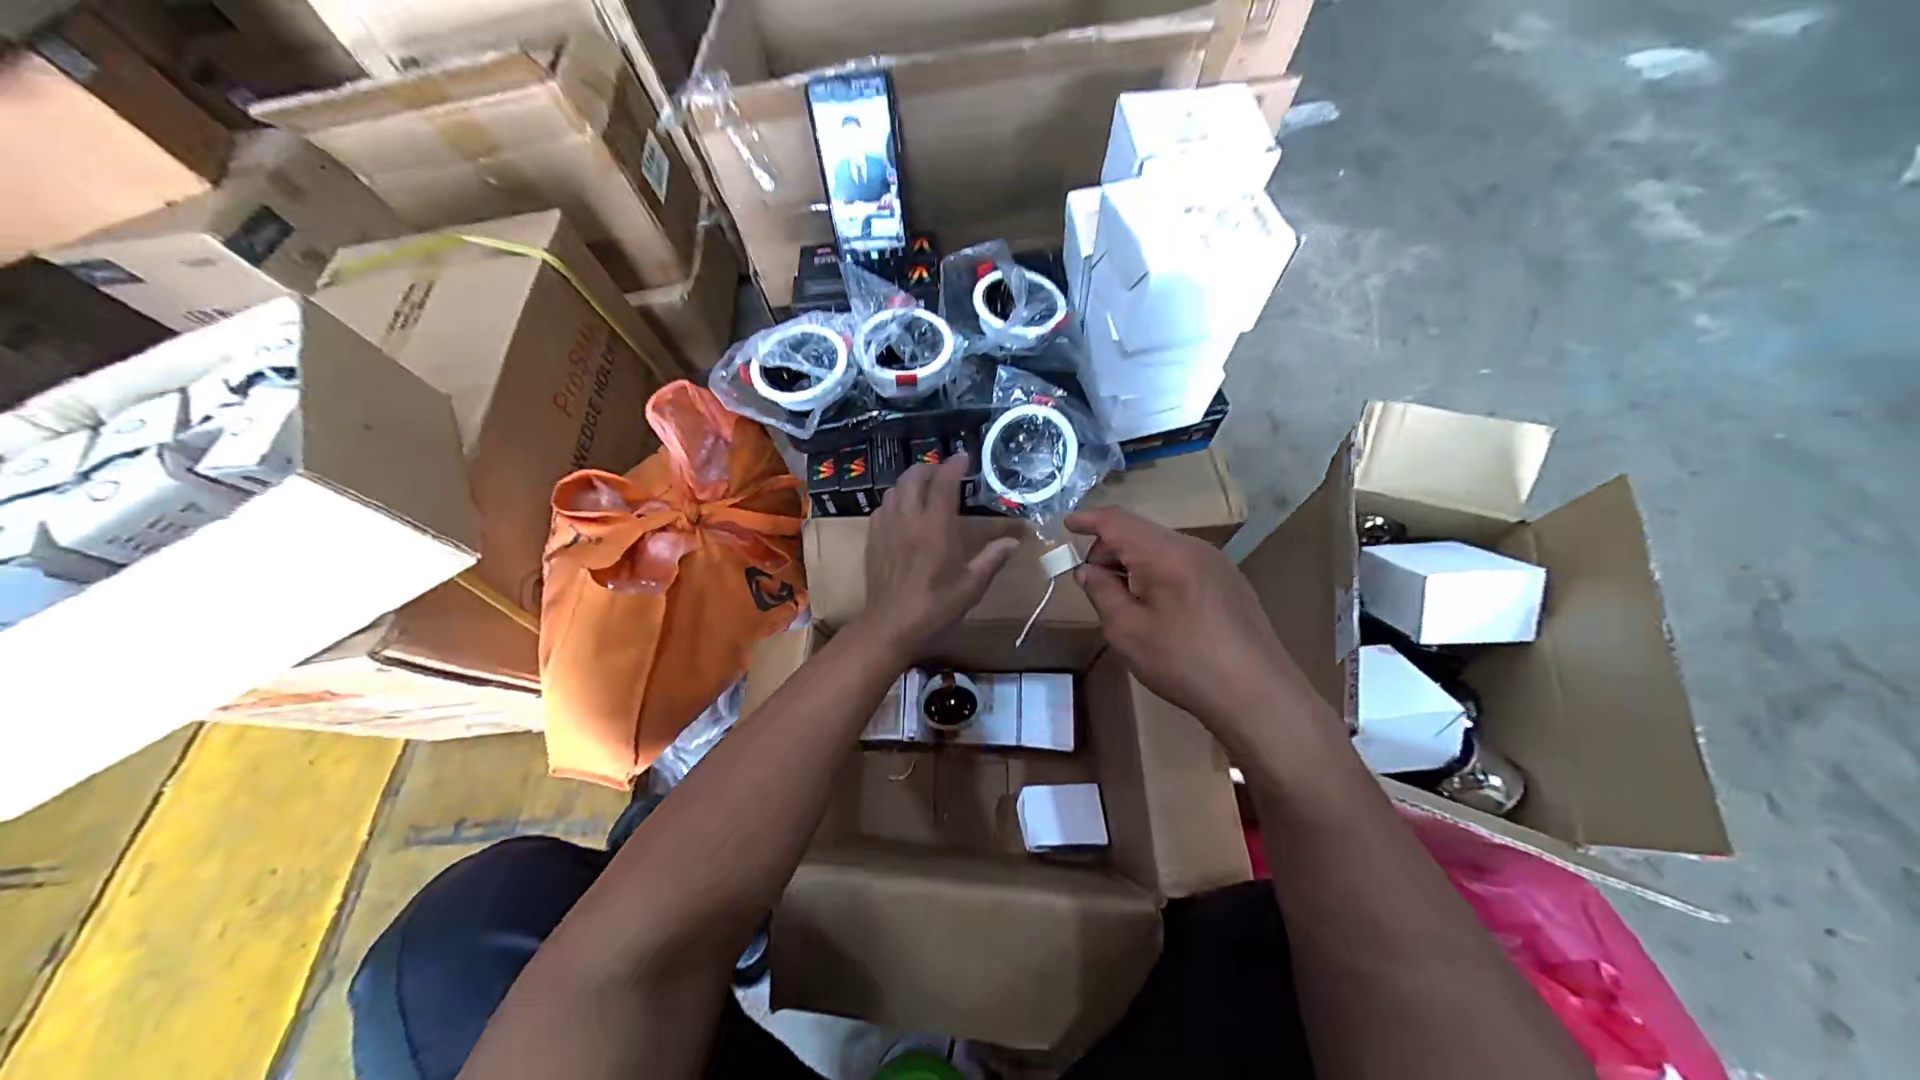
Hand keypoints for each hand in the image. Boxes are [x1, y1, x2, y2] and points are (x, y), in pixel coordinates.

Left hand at [857, 454, 1019, 655]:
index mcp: (936, 526)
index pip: (943, 482)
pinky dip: (895, 500)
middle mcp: (909, 518)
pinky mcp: (873, 539)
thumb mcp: (971, 586)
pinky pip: (882, 507)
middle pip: (914, 477)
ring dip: (910, 481)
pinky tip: (903, 512)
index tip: (964, 458)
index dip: (954, 465)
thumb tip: (1013, 542)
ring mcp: (887, 527)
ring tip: (924, 488)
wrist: (891, 624)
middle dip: (930, 467)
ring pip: (895, 489)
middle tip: (944, 472)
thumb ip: (992, 559)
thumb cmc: (935, 606)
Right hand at [1066, 508, 1333, 747]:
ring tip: (1121, 600)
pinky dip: (1158, 573)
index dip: (1088, 520)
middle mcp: (1194, 547)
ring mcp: (1217, 564)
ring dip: (1134, 564)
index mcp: (1165, 553)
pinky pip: (1183, 564)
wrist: (1257, 694)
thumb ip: (1101, 592)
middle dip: (1109, 549)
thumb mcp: (1127, 630)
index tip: (1066, 524)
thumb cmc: (1183, 661)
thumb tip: (1088, 571)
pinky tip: (1157, 608)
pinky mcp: (1230, 583)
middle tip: (1091, 583)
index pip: (1117, 521)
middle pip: (1141, 533)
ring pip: (1163, 549)